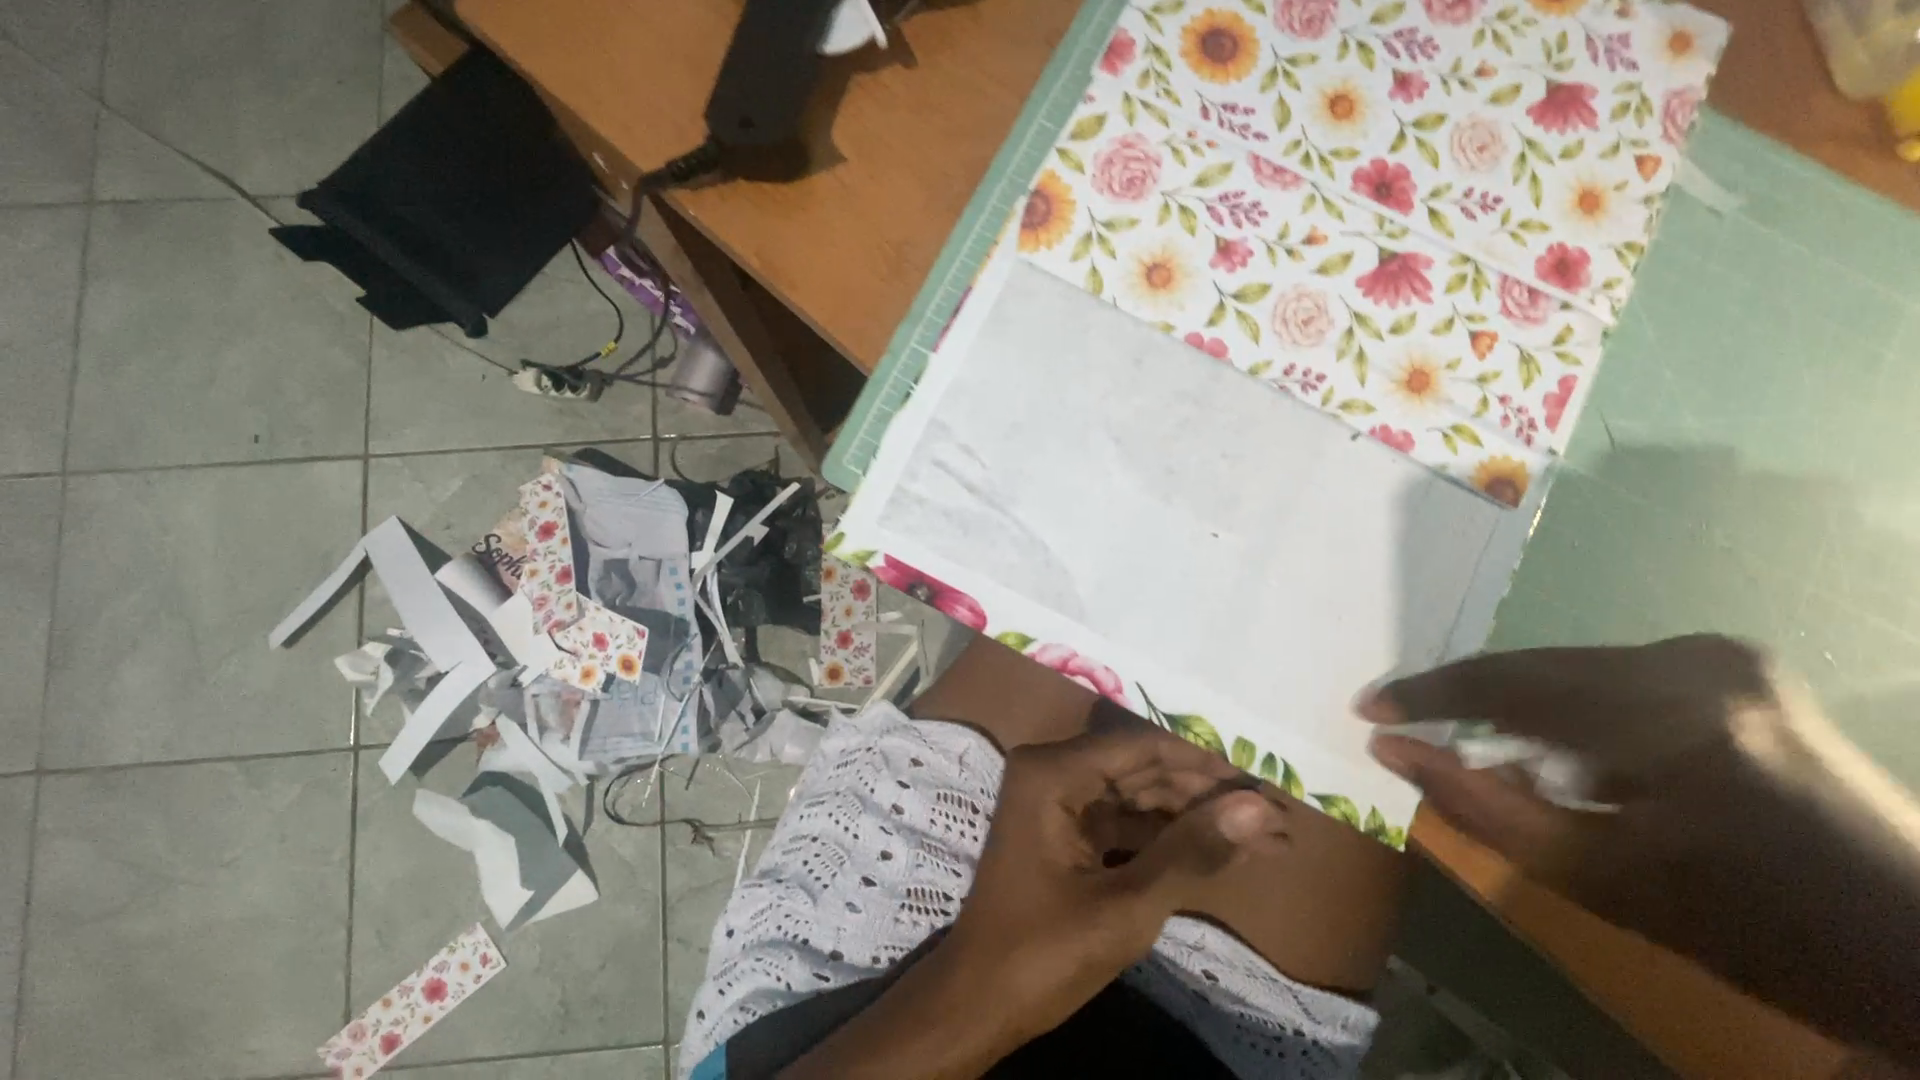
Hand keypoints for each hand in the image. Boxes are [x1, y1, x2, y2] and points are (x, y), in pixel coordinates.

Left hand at [947, 729, 1289, 1044]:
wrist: (979, 1005)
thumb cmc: (1044, 952)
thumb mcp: (1127, 904)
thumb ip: (1191, 850)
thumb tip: (1259, 807)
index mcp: (1052, 772)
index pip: (1144, 747)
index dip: (1207, 764)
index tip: (1268, 781)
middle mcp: (1052, 773)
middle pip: (1143, 769)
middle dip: (1209, 795)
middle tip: (1278, 818)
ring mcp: (1057, 803)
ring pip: (1139, 796)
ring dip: (1196, 818)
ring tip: (1267, 838)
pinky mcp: (1065, 834)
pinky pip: (1125, 823)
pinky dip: (1169, 839)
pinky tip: (1221, 852)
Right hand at [1359, 634, 1919, 1065]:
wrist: (1915, 939)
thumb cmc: (1751, 930)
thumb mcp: (1598, 881)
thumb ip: (1480, 806)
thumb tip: (1391, 751)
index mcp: (1672, 719)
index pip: (1512, 683)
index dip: (1430, 696)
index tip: (1367, 708)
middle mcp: (1697, 662)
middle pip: (1538, 667)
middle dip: (1473, 705)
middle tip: (1414, 733)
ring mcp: (1725, 655)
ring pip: (1571, 668)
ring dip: (1525, 712)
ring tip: (1500, 760)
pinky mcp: (1736, 662)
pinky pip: (1613, 674)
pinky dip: (1575, 712)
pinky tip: (1573, 758)